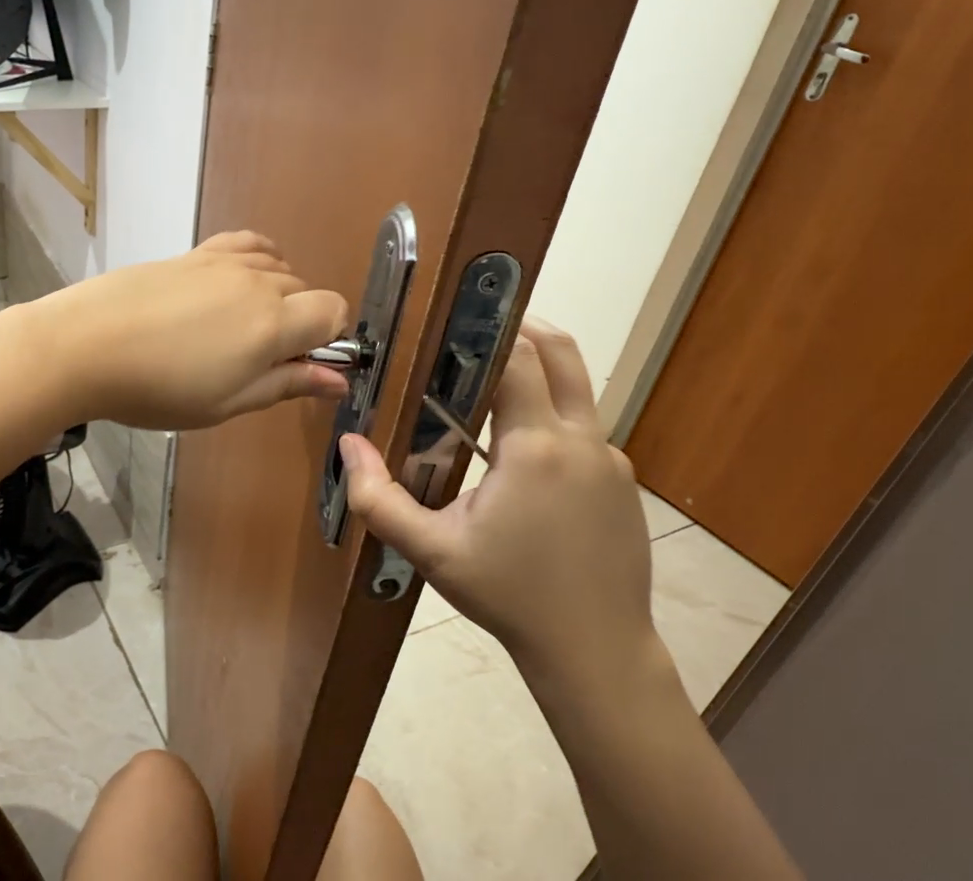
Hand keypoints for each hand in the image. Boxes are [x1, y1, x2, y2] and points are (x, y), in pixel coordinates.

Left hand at [28, 231, 351, 429]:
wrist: (85, 345)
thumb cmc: (158, 389)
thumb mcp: (227, 403)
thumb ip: (287, 384)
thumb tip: (339, 379)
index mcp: (273, 323)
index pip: (334, 310)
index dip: (329, 338)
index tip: (298, 364)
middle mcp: (258, 283)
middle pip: (305, 290)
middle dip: (297, 322)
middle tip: (255, 361)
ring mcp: (224, 262)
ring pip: (277, 268)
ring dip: (274, 295)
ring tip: (236, 328)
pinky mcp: (194, 252)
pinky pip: (246, 244)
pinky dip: (256, 261)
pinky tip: (236, 282)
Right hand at [338, 318, 654, 681]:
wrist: (595, 650)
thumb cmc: (507, 596)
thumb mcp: (431, 551)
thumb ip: (379, 498)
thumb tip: (348, 445)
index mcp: (536, 448)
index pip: (518, 360)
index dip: (486, 333)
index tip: (451, 322)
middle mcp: (583, 442)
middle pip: (563, 353)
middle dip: (524, 327)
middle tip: (479, 325)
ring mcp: (612, 462)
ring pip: (578, 390)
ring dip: (539, 372)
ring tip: (489, 384)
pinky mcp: (623, 484)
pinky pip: (585, 430)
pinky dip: (553, 416)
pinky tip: (519, 456)